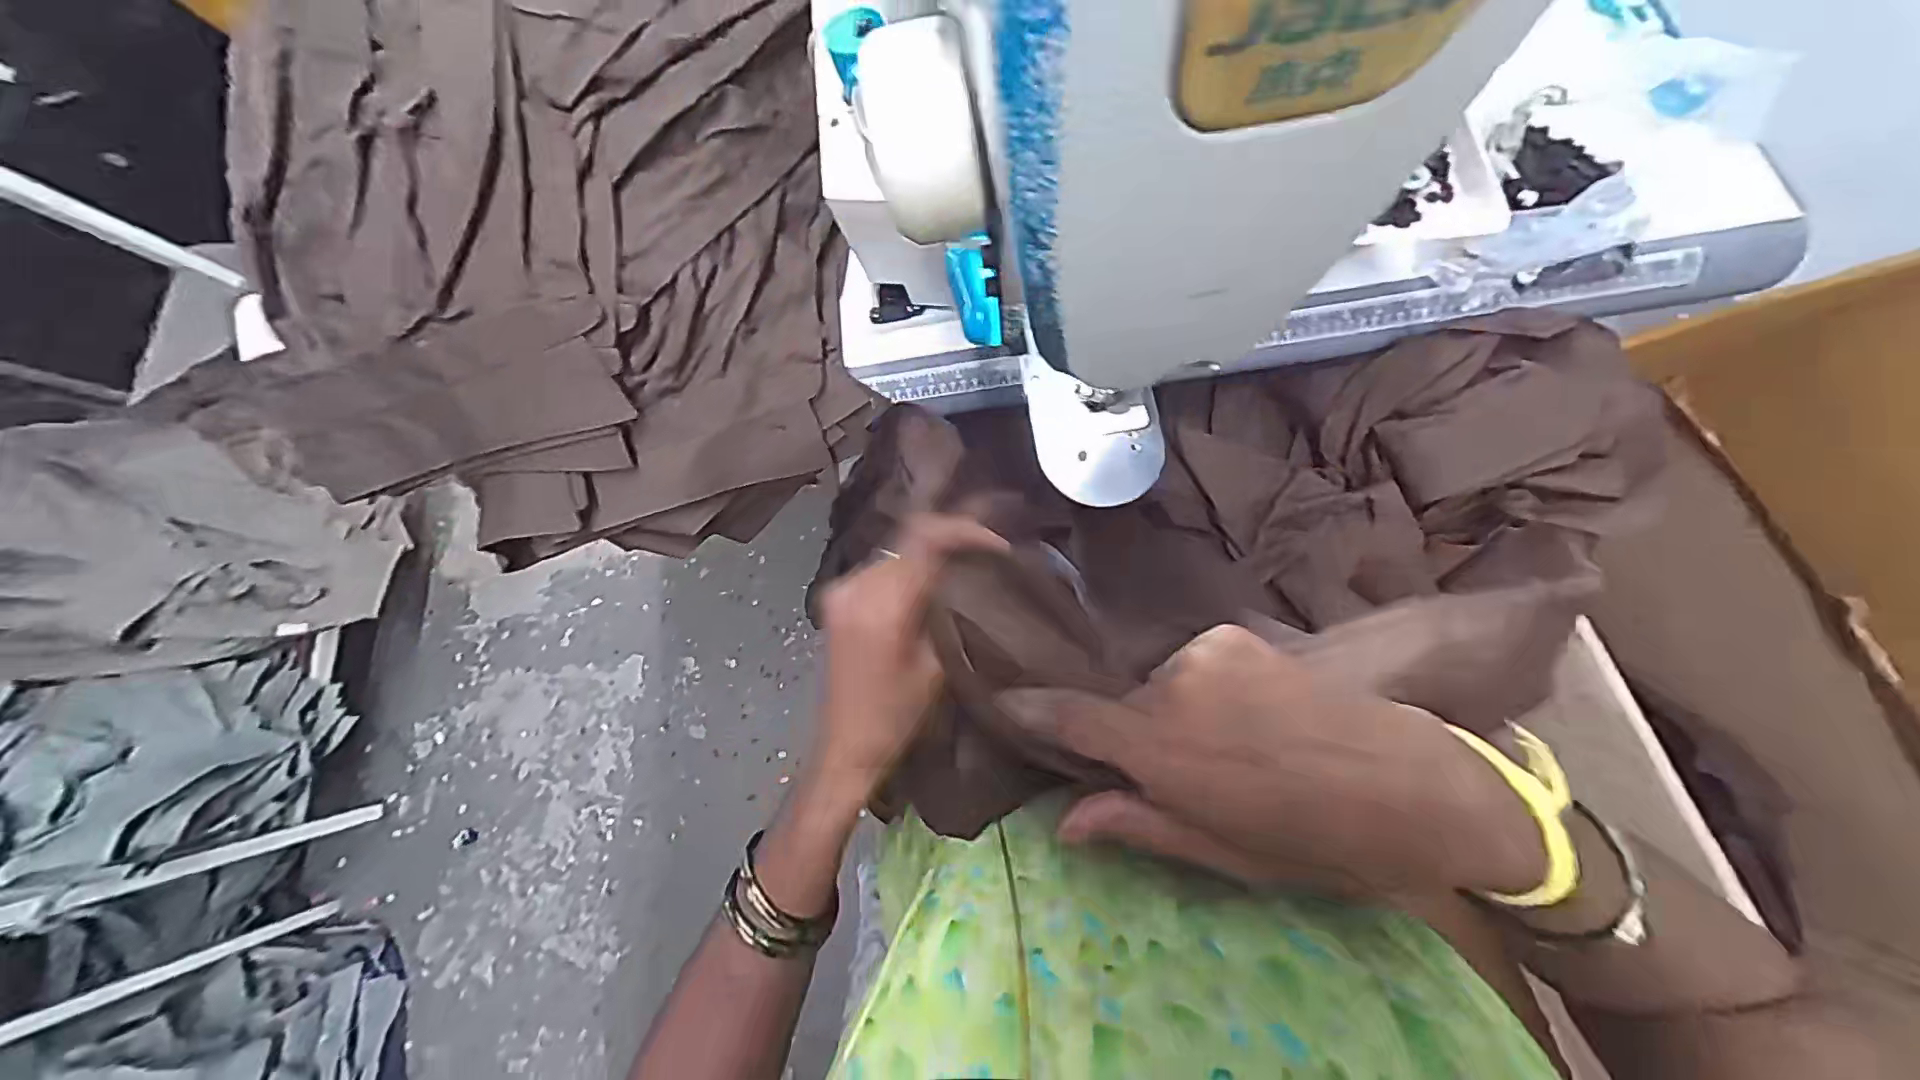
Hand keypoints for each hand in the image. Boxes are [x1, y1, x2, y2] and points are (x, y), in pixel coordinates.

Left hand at [808, 514, 1008, 807]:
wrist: (846, 746)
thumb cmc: (897, 717)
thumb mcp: (937, 665)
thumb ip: (951, 611)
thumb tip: (974, 571)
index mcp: (881, 606)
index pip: (925, 540)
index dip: (964, 529)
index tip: (995, 540)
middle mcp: (854, 587)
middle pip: (909, 540)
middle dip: (950, 538)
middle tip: (987, 549)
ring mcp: (840, 590)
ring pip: (896, 552)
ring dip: (929, 552)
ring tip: (965, 563)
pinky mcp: (836, 598)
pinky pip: (880, 568)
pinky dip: (909, 567)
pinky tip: (931, 580)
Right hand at [1000, 625, 1546, 899]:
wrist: (1414, 784)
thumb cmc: (1312, 839)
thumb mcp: (1221, 851)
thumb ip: (1136, 823)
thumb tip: (1065, 820)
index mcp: (1162, 748)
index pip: (1071, 717)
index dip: (1029, 709)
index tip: (1000, 700)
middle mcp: (1172, 687)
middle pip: (1120, 706)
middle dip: (1131, 735)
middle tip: (1172, 769)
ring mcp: (1205, 653)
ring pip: (1159, 685)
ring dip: (1173, 712)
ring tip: (1227, 743)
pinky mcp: (1234, 636)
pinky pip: (1194, 664)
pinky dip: (1203, 688)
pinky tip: (1249, 713)